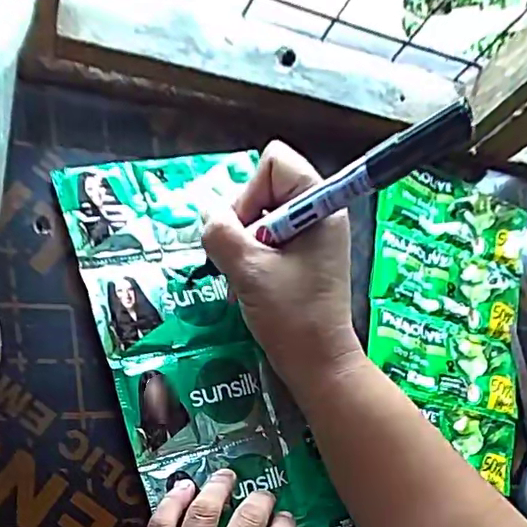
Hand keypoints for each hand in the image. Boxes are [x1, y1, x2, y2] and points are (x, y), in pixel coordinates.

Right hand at [201, 141, 357, 380]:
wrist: (318, 364)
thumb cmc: (292, 317)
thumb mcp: (249, 272)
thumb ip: (222, 235)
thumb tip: (208, 218)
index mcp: (317, 204)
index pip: (273, 163)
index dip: (248, 194)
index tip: (245, 237)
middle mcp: (317, 214)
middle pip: (262, 191)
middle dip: (242, 227)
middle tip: (241, 264)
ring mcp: (310, 240)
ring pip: (258, 222)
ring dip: (241, 251)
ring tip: (244, 283)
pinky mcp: (301, 263)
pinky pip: (265, 247)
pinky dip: (249, 265)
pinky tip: (248, 291)